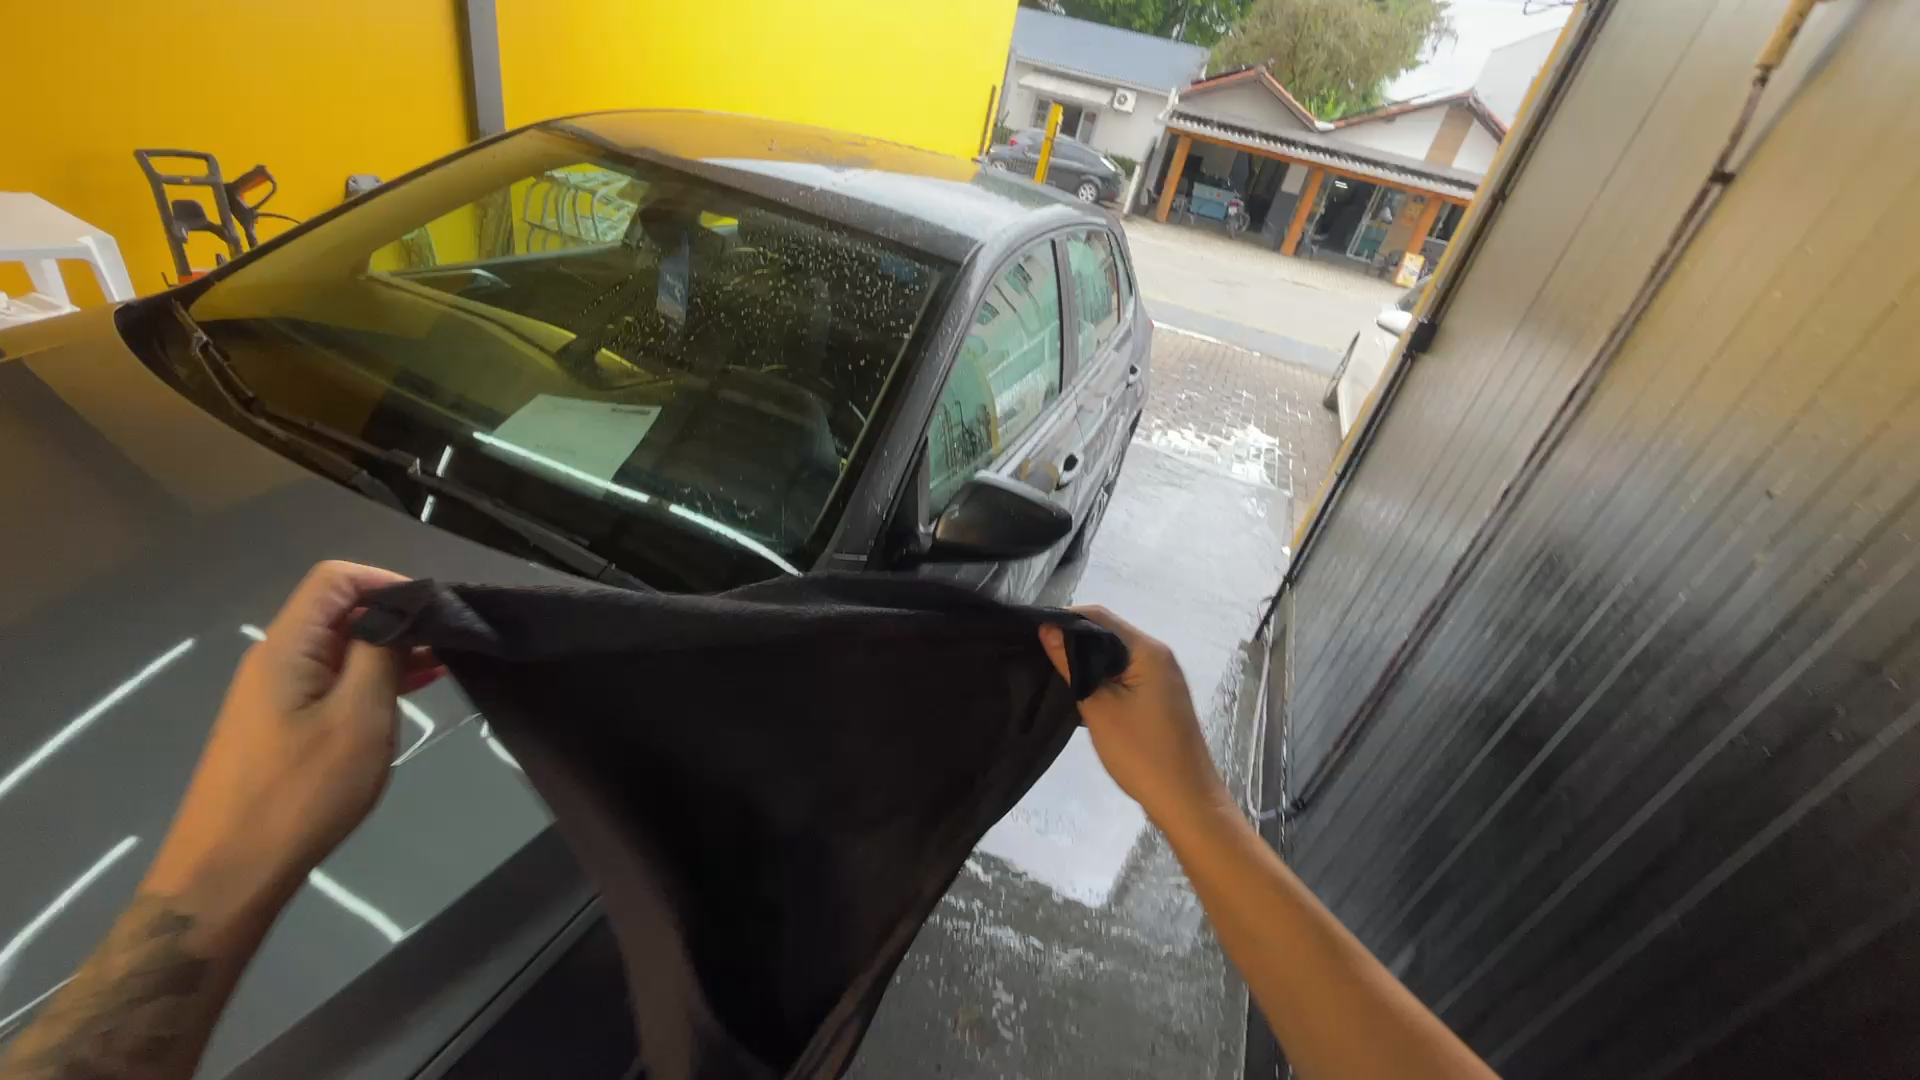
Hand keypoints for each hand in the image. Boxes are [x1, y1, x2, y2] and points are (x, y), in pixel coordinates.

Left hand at [146, 562, 442, 904]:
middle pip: (339, 610)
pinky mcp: (284, 721)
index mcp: (288, 649)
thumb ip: (381, 654)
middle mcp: (277, 660)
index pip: (336, 579)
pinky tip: (415, 690)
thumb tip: (402, 610)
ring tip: (445, 666)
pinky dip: (376, 676)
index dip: (388, 582)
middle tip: (452, 642)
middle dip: (398, 616)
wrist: (230, 873)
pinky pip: (335, 678)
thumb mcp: (359, 716)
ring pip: (341, 646)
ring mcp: (277, 693)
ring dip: (392, 649)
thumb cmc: (301, 791)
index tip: (436, 612)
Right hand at [1039, 607, 1232, 826]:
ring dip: (1087, 663)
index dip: (1064, 620)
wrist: (1185, 802)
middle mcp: (1158, 655)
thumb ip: (1071, 665)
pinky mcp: (1159, 697)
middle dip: (1074, 642)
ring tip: (1053, 674)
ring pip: (1115, 656)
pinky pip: (1125, 675)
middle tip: (1038, 655)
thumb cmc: (1141, 753)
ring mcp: (1162, 677)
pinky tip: (1080, 694)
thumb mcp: (1098, 707)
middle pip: (1108, 633)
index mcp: (1147, 650)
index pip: (1099, 616)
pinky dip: (1102, 679)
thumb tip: (1047, 629)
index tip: (1033, 634)